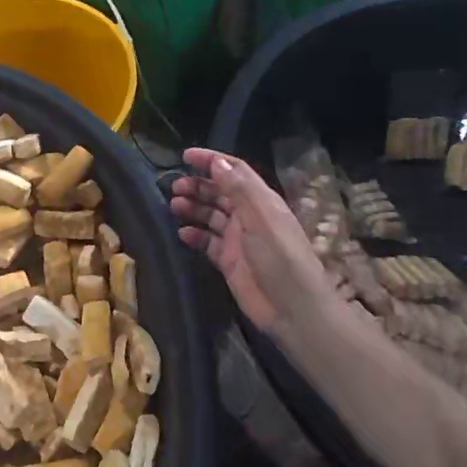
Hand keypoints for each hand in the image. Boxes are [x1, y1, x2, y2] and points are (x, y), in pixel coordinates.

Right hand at [168, 147, 350, 334]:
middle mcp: (249, 216)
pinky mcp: (229, 261)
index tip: (185, 156)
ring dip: (193, 208)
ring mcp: (238, 239)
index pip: (235, 171)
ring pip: (211, 215)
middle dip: (198, 185)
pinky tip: (182, 234)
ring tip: (174, 206)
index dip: (212, 160)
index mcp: (262, 201)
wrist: (293, 310)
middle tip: (174, 187)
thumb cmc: (281, 259)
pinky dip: (195, 235)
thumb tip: (217, 162)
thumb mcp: (262, 219)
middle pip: (220, 192)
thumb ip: (240, 190)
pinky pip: (207, 242)